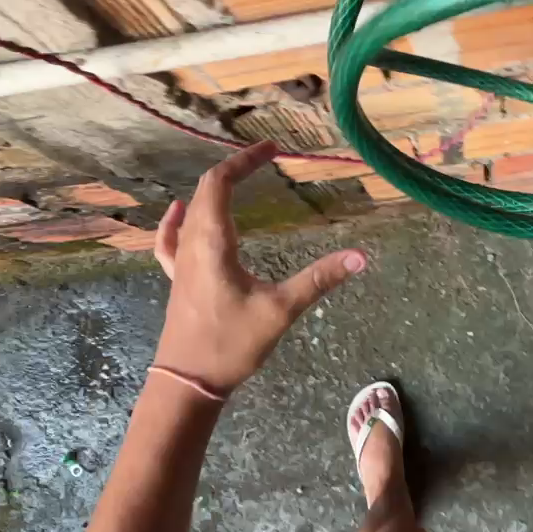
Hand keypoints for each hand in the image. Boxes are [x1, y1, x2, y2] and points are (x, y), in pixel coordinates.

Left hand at [150, 141, 368, 394]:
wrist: (187, 382)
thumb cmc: (230, 344)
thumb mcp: (280, 310)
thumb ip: (318, 279)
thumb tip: (359, 257)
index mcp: (212, 242)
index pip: (220, 183)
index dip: (244, 161)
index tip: (272, 149)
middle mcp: (191, 244)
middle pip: (206, 191)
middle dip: (235, 170)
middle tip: (265, 158)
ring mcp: (179, 262)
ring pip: (191, 211)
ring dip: (214, 190)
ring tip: (238, 179)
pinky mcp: (178, 280)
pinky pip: (173, 238)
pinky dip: (179, 218)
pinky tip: (181, 214)